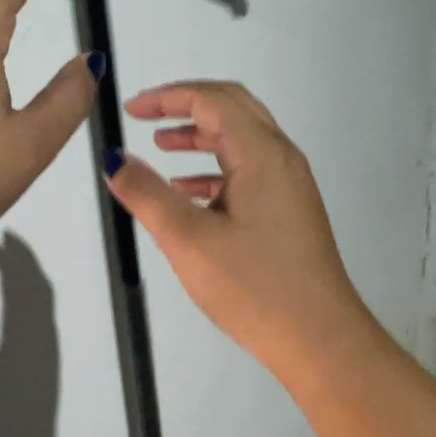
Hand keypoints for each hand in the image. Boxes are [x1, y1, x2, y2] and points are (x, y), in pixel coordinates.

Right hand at [0, 233, 60, 436]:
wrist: (30, 436)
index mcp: (22, 329)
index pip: (18, 281)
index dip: (8, 257)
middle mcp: (42, 327)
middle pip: (36, 280)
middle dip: (22, 256)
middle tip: (3, 239)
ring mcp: (51, 336)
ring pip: (45, 292)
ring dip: (31, 270)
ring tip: (12, 256)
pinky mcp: (53, 346)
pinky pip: (48, 307)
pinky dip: (37, 288)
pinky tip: (22, 286)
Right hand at [105, 81, 388, 376]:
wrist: (320, 339)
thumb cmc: (254, 285)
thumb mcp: (188, 239)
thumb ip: (146, 194)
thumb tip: (115, 159)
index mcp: (261, 154)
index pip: (212, 101)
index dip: (168, 96)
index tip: (129, 109)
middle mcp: (281, 159)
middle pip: (233, 109)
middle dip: (185, 106)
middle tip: (143, 116)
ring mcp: (289, 186)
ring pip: (241, 141)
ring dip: (199, 136)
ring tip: (160, 145)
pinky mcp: (288, 213)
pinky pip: (247, 172)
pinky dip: (213, 170)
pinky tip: (186, 193)